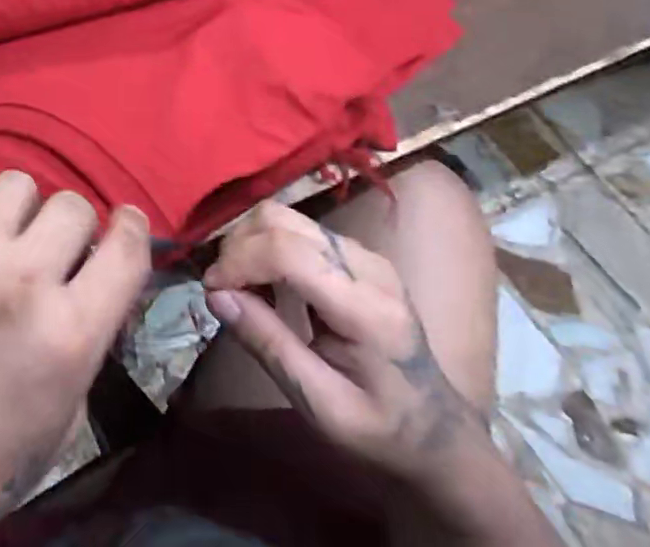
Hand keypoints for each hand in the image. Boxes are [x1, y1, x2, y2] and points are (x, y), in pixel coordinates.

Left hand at [0, 171, 151, 546]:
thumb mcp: (67, 404)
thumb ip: (88, 328)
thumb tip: (95, 270)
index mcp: (67, 333)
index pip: (125, 249)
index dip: (133, 229)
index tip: (125, 223)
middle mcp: (19, 281)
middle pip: (72, 206)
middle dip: (72, 227)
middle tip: (51, 251)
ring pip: (16, 184)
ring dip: (21, 212)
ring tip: (3, 241)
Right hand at [200, 201, 483, 486]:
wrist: (438, 433)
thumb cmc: (381, 429)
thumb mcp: (321, 405)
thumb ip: (268, 345)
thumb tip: (214, 295)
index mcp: (367, 310)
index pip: (287, 252)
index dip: (237, 261)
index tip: (211, 290)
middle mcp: (368, 267)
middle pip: (279, 221)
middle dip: (237, 247)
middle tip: (223, 289)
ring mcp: (363, 255)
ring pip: (282, 216)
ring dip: (247, 243)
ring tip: (242, 285)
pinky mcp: (354, 253)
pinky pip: (293, 228)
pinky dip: (264, 245)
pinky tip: (265, 283)